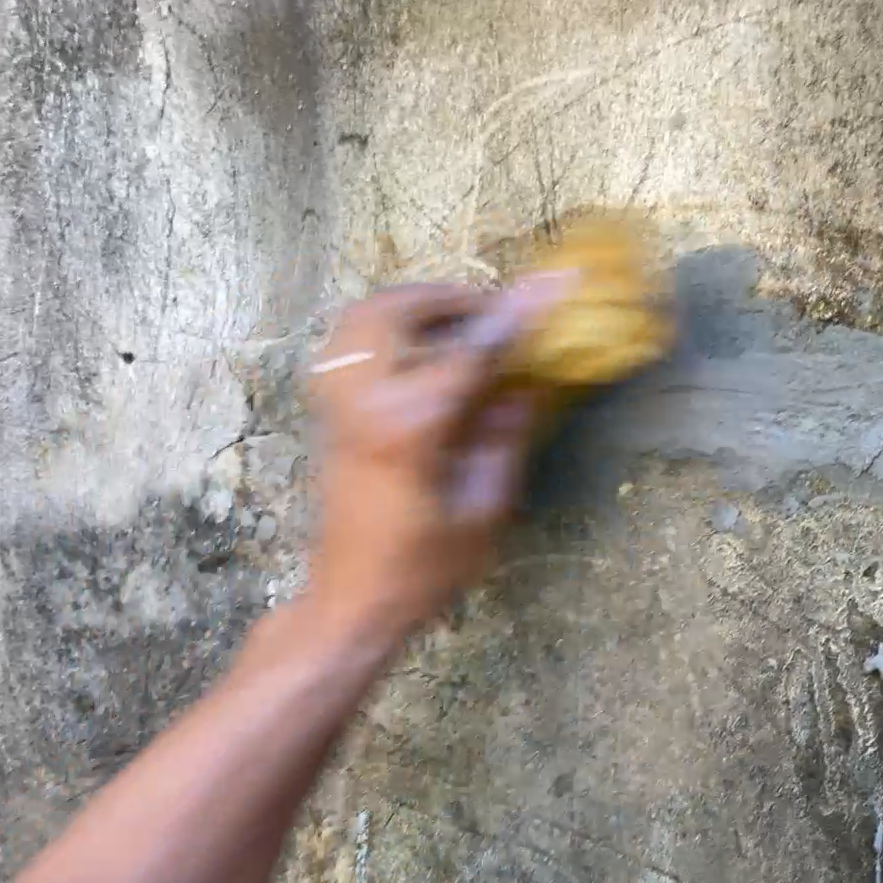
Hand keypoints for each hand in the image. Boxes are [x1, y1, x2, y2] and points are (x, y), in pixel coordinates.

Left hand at [298, 276, 562, 644]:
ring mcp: (335, 404)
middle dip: (452, 298)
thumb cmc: (424, 569)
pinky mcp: (328, 413)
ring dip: (415, 307)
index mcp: (408, 428)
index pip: (470, 350)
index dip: (517, 313)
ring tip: (460, 326)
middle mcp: (361, 402)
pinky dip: (388, 328)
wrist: (351, 602)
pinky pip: (350, 342)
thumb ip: (503, 436)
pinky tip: (422, 354)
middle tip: (496, 314)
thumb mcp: (484, 508)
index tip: (554, 280)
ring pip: (362, 317)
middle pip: (397, 310)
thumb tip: (524, 384)